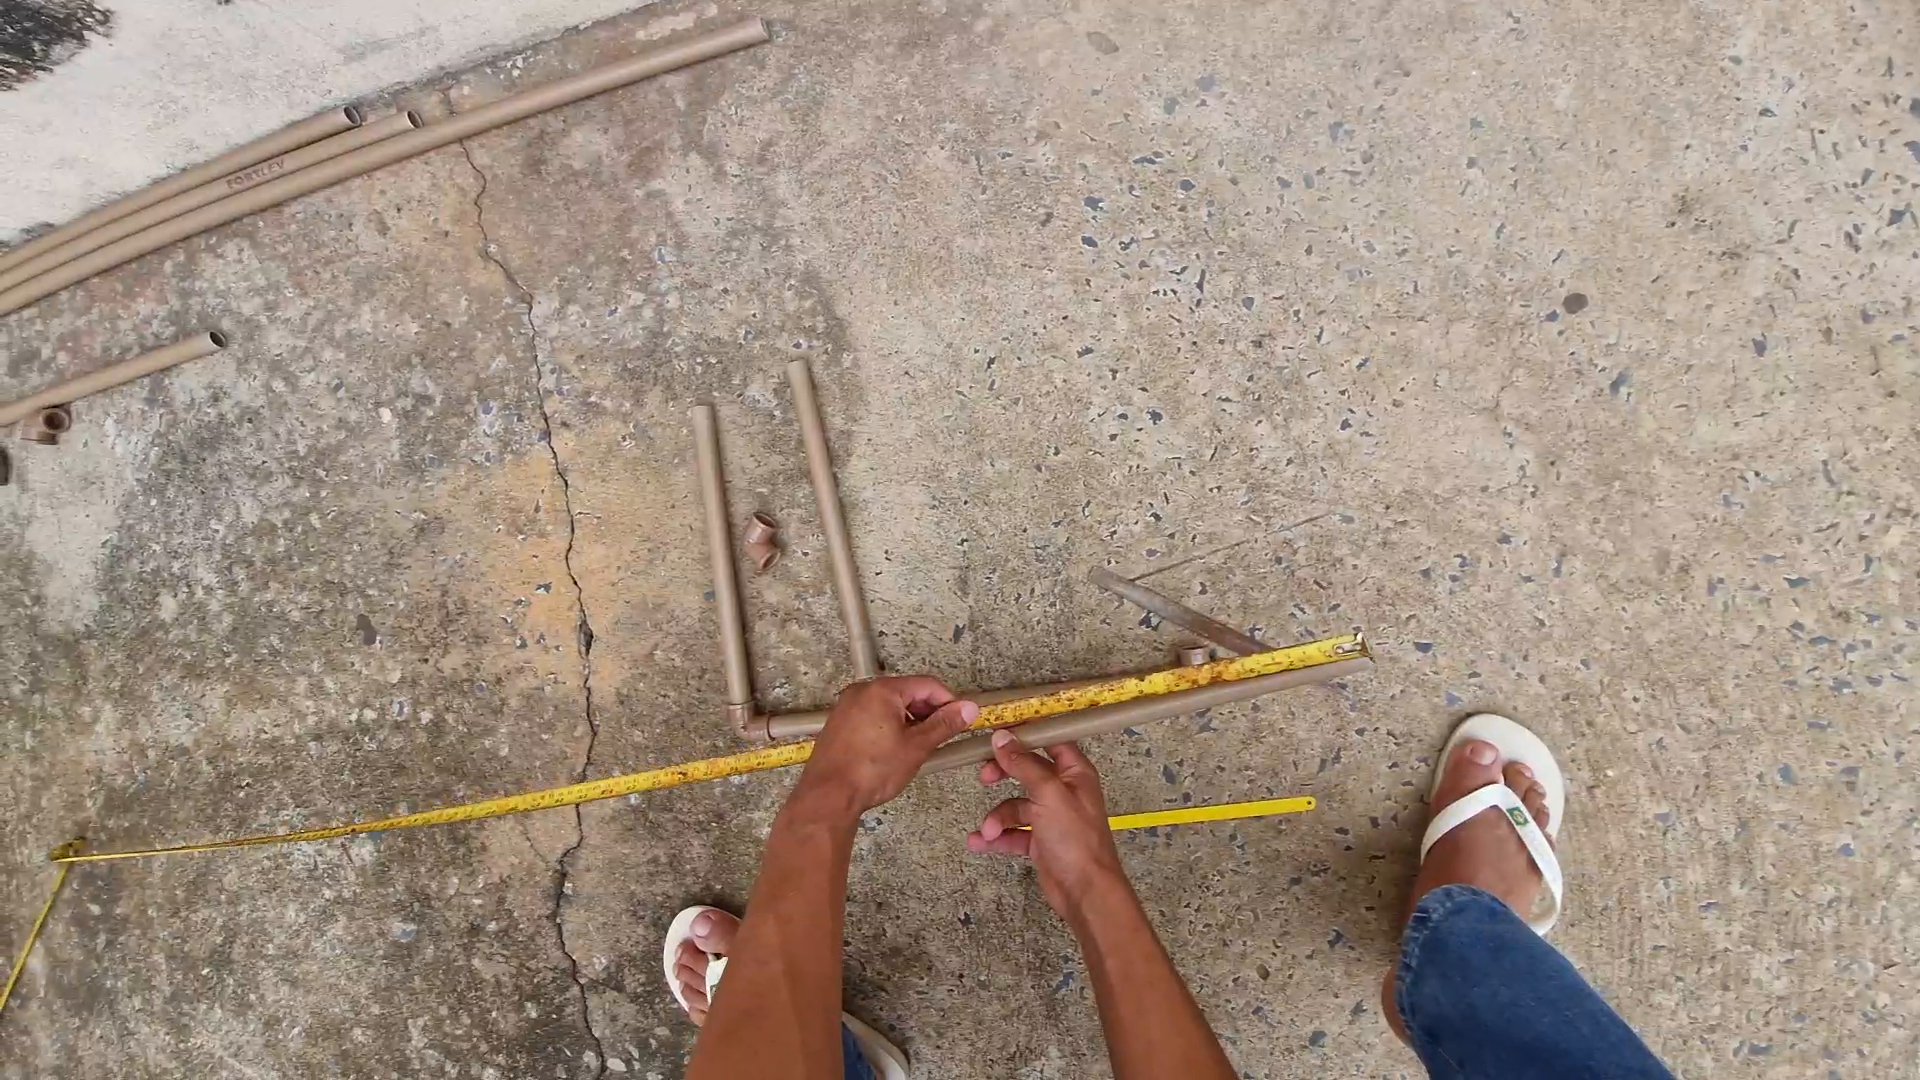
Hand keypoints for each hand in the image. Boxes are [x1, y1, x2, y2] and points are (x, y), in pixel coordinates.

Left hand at [794, 676, 977, 819]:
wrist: (828, 796)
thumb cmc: (870, 771)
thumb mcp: (916, 747)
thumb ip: (944, 724)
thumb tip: (967, 709)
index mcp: (883, 690)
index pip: (927, 684)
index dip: (948, 701)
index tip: (960, 717)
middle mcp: (862, 691)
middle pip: (907, 692)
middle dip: (929, 711)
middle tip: (943, 733)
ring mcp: (848, 706)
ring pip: (890, 704)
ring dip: (910, 720)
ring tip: (921, 745)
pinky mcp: (840, 722)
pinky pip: (872, 715)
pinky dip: (890, 725)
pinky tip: (895, 748)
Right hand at [967, 732, 1129, 920]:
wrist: (1085, 893)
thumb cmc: (1077, 840)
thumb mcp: (1048, 794)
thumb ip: (1024, 764)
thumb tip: (1002, 738)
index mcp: (1074, 772)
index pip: (1049, 741)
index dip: (1026, 734)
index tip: (998, 732)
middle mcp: (1063, 791)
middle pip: (1027, 770)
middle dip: (1003, 774)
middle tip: (985, 776)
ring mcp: (1051, 817)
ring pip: (1016, 805)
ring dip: (998, 817)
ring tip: (988, 831)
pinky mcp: (1040, 841)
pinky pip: (1013, 832)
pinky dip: (997, 837)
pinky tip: (980, 842)